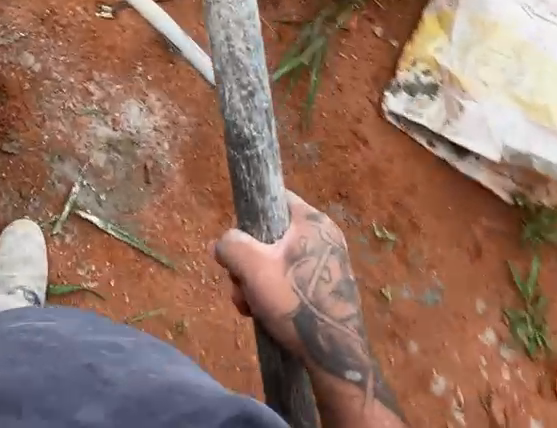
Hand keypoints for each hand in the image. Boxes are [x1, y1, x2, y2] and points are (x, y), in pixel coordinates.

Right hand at [213, 191, 404, 423]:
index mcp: (313, 222)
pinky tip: (261, 314)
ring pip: (276, 262)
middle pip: (270, 236)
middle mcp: (324, 239)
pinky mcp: (326, 293)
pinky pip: (289, 282)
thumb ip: (230, 244)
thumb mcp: (251, 265)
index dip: (250, 215)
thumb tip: (222, 246)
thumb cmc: (295, 301)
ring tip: (248, 305)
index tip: (239, 240)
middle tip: (239, 282)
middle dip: (247, 261)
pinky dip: (272, 294)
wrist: (334, 357)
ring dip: (254, 281)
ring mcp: (327, 267)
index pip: (274, 198)